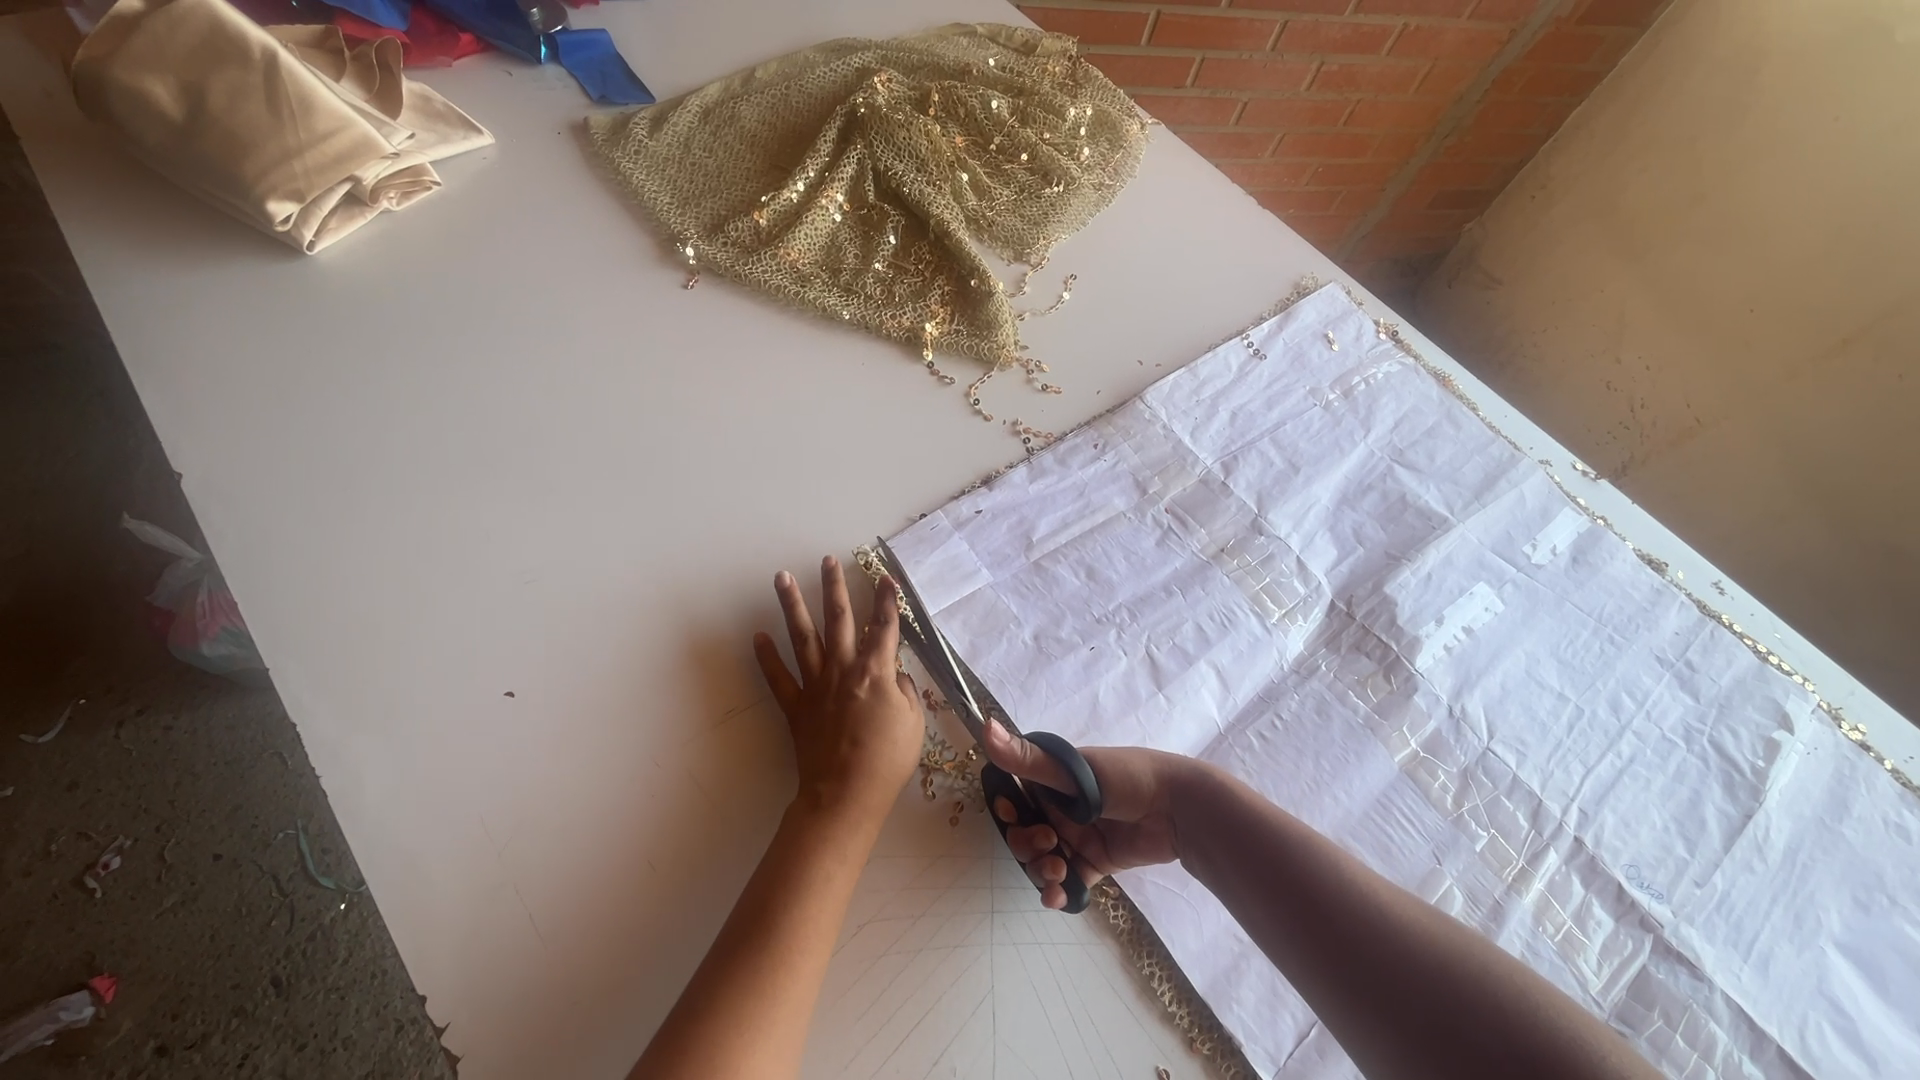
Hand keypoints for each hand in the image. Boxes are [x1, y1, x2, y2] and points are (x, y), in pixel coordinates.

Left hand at [754, 556, 921, 826]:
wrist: (845, 794)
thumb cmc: (887, 760)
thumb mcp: (914, 723)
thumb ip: (904, 691)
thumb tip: (895, 675)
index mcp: (875, 672)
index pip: (884, 628)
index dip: (887, 602)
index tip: (885, 578)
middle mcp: (843, 670)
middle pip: (839, 620)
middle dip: (834, 587)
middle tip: (827, 560)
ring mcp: (815, 686)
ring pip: (803, 637)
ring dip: (793, 605)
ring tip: (781, 578)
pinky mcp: (796, 707)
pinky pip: (778, 677)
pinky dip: (766, 657)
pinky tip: (758, 636)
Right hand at [982, 719, 1203, 909]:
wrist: (1178, 809)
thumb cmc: (1125, 778)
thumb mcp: (1072, 768)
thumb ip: (1027, 758)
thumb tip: (984, 725)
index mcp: (1052, 781)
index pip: (1014, 798)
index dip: (1007, 812)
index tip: (1010, 817)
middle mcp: (1060, 809)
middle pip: (1024, 833)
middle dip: (1026, 845)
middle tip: (1047, 845)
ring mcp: (1077, 837)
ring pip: (1042, 861)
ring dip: (1040, 870)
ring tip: (1058, 873)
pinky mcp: (1095, 863)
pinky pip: (1068, 882)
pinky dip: (1058, 892)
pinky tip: (1058, 897)